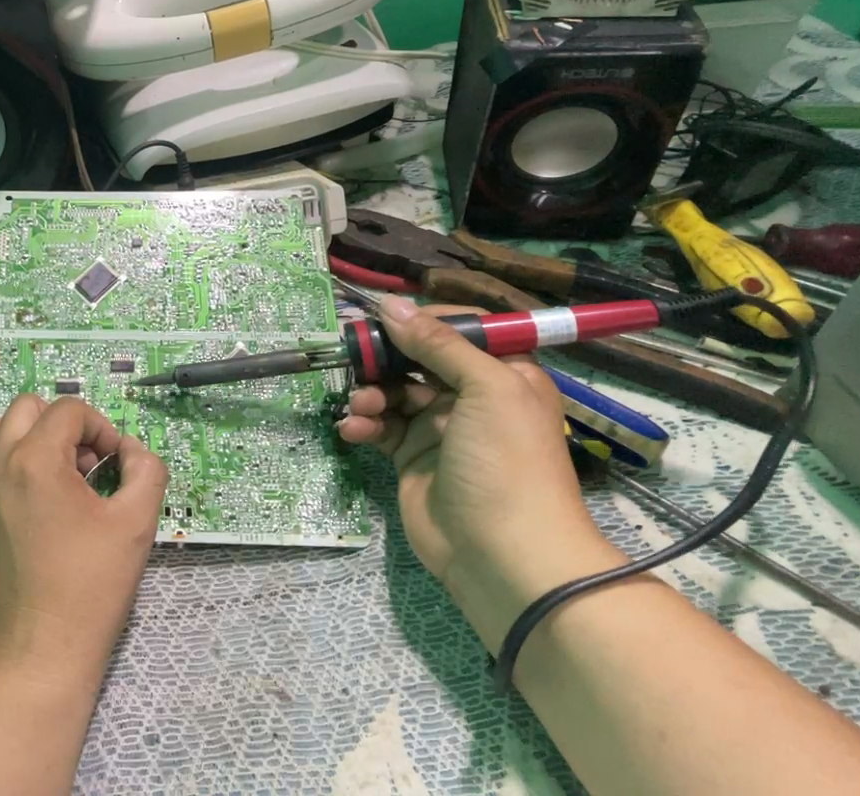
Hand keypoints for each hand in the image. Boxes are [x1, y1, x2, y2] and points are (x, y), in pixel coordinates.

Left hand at [0, 395, 168, 684]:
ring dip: (12, 433)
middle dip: (60, 427)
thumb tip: (130, 449)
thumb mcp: (136, 525)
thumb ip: (146, 471)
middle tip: (81, 470)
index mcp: (36, 459)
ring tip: (37, 468)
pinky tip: (1, 488)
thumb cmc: (89, 589)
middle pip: (26, 408)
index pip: (69, 411)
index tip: (113, 464)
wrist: (33, 651)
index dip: (100, 428)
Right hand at [338, 297, 624, 647]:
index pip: (461, 330)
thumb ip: (438, 344)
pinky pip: (379, 426)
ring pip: (394, 391)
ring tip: (361, 404)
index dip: (424, 321)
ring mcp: (439, 428)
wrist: (503, 554)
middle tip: (354, 354)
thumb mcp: (485, 389)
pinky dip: (362, 423)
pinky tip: (353, 429)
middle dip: (386, 355)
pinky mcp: (410, 457)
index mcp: (503, 374)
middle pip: (419, 358)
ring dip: (371, 391)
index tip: (387, 317)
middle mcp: (471, 396)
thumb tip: (390, 304)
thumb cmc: (506, 460)